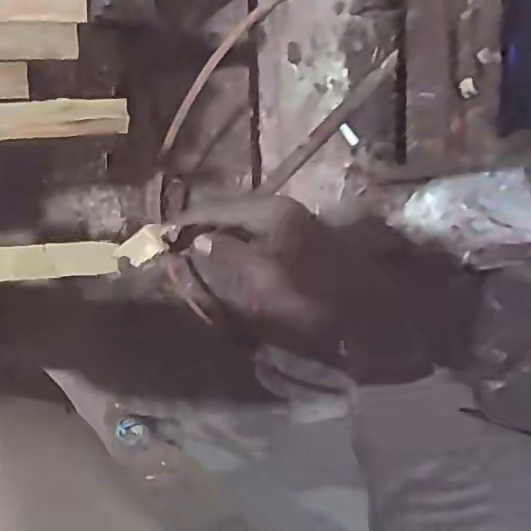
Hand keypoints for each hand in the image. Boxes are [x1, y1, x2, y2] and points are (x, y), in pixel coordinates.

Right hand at [178, 198, 436, 384]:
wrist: (372, 322)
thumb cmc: (314, 304)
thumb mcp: (263, 282)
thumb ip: (228, 256)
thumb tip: (198, 239)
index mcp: (272, 215)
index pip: (216, 209)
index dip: (185, 221)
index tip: (158, 233)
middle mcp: (283, 210)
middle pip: (229, 208)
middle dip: (197, 222)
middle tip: (168, 238)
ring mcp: (295, 222)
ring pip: (242, 218)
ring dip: (214, 228)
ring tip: (188, 243)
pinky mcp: (302, 237)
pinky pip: (255, 228)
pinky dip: (233, 236)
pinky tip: (222, 248)